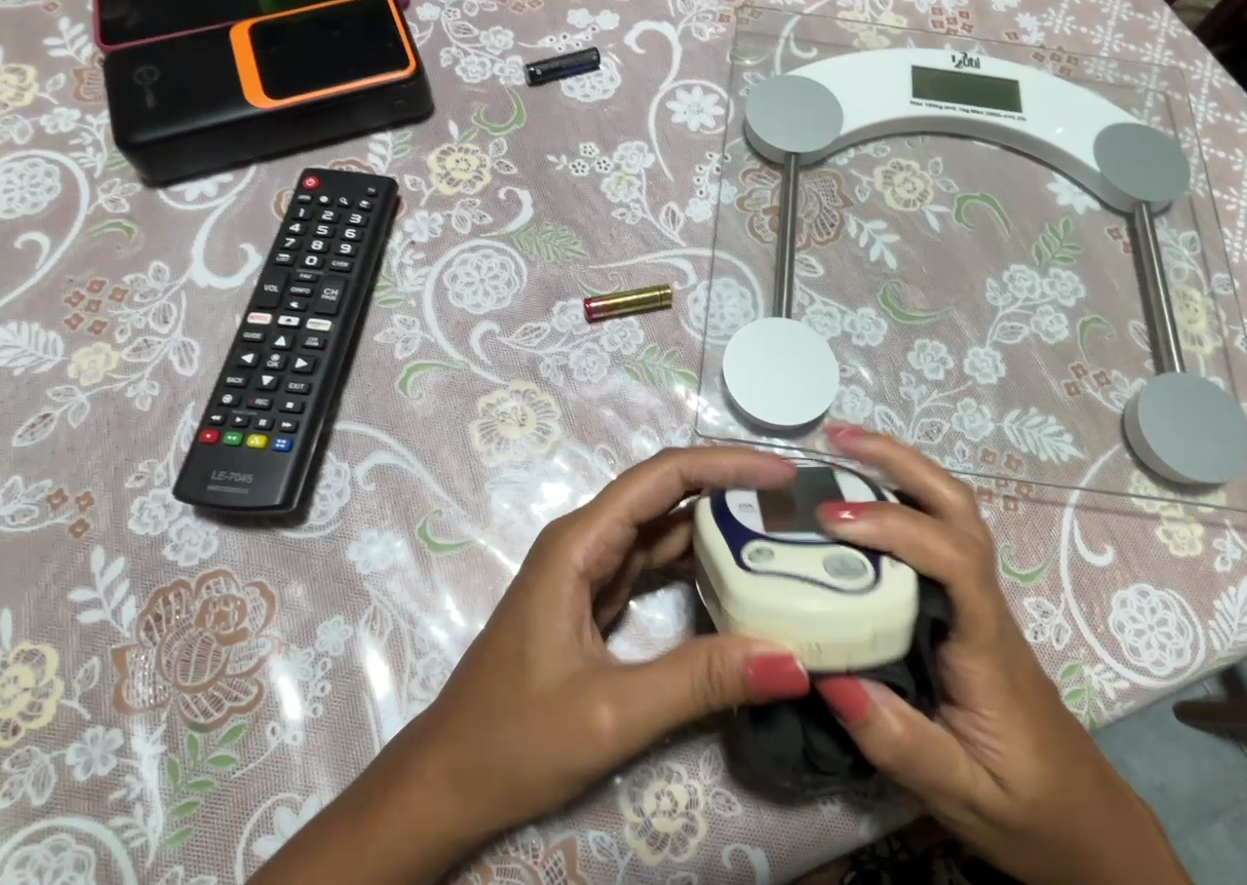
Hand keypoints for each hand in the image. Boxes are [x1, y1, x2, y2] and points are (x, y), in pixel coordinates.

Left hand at [252, 447, 814, 884]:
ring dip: (718, 529)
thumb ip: (700, 680)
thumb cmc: (514, 739)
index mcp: (577, 545)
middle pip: (665, 496)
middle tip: (798, 507)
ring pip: (662, 533)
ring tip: (783, 536)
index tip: (784, 476)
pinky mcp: (594, 604)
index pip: (661, 478)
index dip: (725, 464)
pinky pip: (653, 569)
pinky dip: (698, 567)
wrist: (448, 782)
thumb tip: (794, 660)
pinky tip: (739, 580)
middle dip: (730, 491)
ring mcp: (587, 574)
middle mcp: (583, 545)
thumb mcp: (613, 713)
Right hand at [810, 425, 1188, 884]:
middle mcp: (986, 614)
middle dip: (903, 464)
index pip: (956, 562)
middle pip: (961, 514)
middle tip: (837, 439)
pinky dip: (896, 513)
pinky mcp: (965, 622)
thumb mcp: (963, 797)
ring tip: (840, 456)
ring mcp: (979, 613)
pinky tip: (856, 517)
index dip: (897, 527)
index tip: (833, 520)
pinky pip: (935, 550)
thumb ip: (901, 744)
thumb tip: (829, 675)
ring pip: (953, 522)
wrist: (1090, 832)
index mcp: (987, 649)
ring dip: (901, 476)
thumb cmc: (1033, 815)